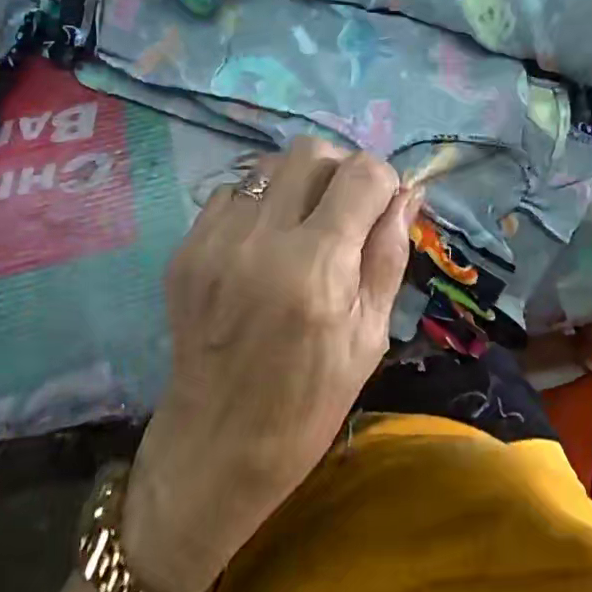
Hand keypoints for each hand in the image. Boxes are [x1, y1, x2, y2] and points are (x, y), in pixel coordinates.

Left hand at [120, 137, 420, 591]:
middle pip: (309, 151)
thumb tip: (405, 194)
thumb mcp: (370, 334)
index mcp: (318, 266)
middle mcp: (262, 240)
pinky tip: (259, 248)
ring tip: (298, 226)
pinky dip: (254, 208)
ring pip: (266, 168)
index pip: (361, 173)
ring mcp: (215, 241)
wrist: (220, 440)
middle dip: (337, 168)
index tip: (382, 203)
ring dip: (294, 185)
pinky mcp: (185, 250)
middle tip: (343, 204)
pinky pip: (228, 196)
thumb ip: (388, 254)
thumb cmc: (311, 399)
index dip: (382, 179)